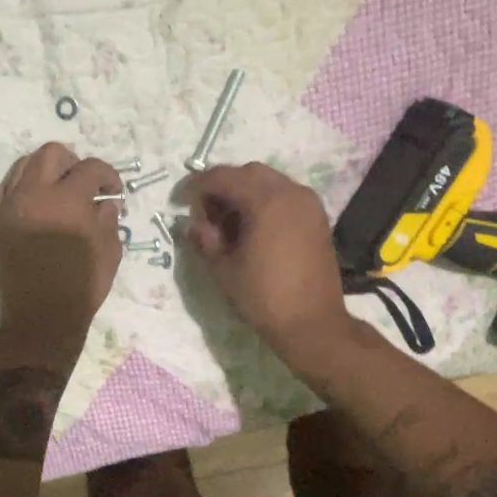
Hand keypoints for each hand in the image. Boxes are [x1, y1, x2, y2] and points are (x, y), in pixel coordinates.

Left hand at [0, 143, 122, 351]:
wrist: (41, 317)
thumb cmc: (81, 287)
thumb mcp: (109, 251)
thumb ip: (109, 219)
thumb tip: (106, 203)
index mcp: (68, 201)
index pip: (91, 168)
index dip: (109, 176)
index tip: (114, 193)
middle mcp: (35, 194)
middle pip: (52, 153)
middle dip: (74, 162)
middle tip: (84, 184)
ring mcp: (11, 205)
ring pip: (24, 164)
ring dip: (46, 170)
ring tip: (59, 190)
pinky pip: (6, 187)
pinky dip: (23, 186)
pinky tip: (36, 201)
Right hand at [182, 163, 354, 361]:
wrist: (312, 323)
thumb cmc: (263, 297)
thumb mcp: (224, 269)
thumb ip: (204, 239)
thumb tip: (191, 224)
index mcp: (266, 200)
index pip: (223, 177)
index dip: (196, 186)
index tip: (179, 201)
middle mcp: (291, 191)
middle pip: (249, 173)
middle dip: (222, 187)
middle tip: (204, 213)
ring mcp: (308, 204)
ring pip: (269, 182)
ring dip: (244, 194)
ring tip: (227, 224)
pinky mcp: (317, 218)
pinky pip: (285, 197)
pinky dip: (264, 203)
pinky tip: (251, 229)